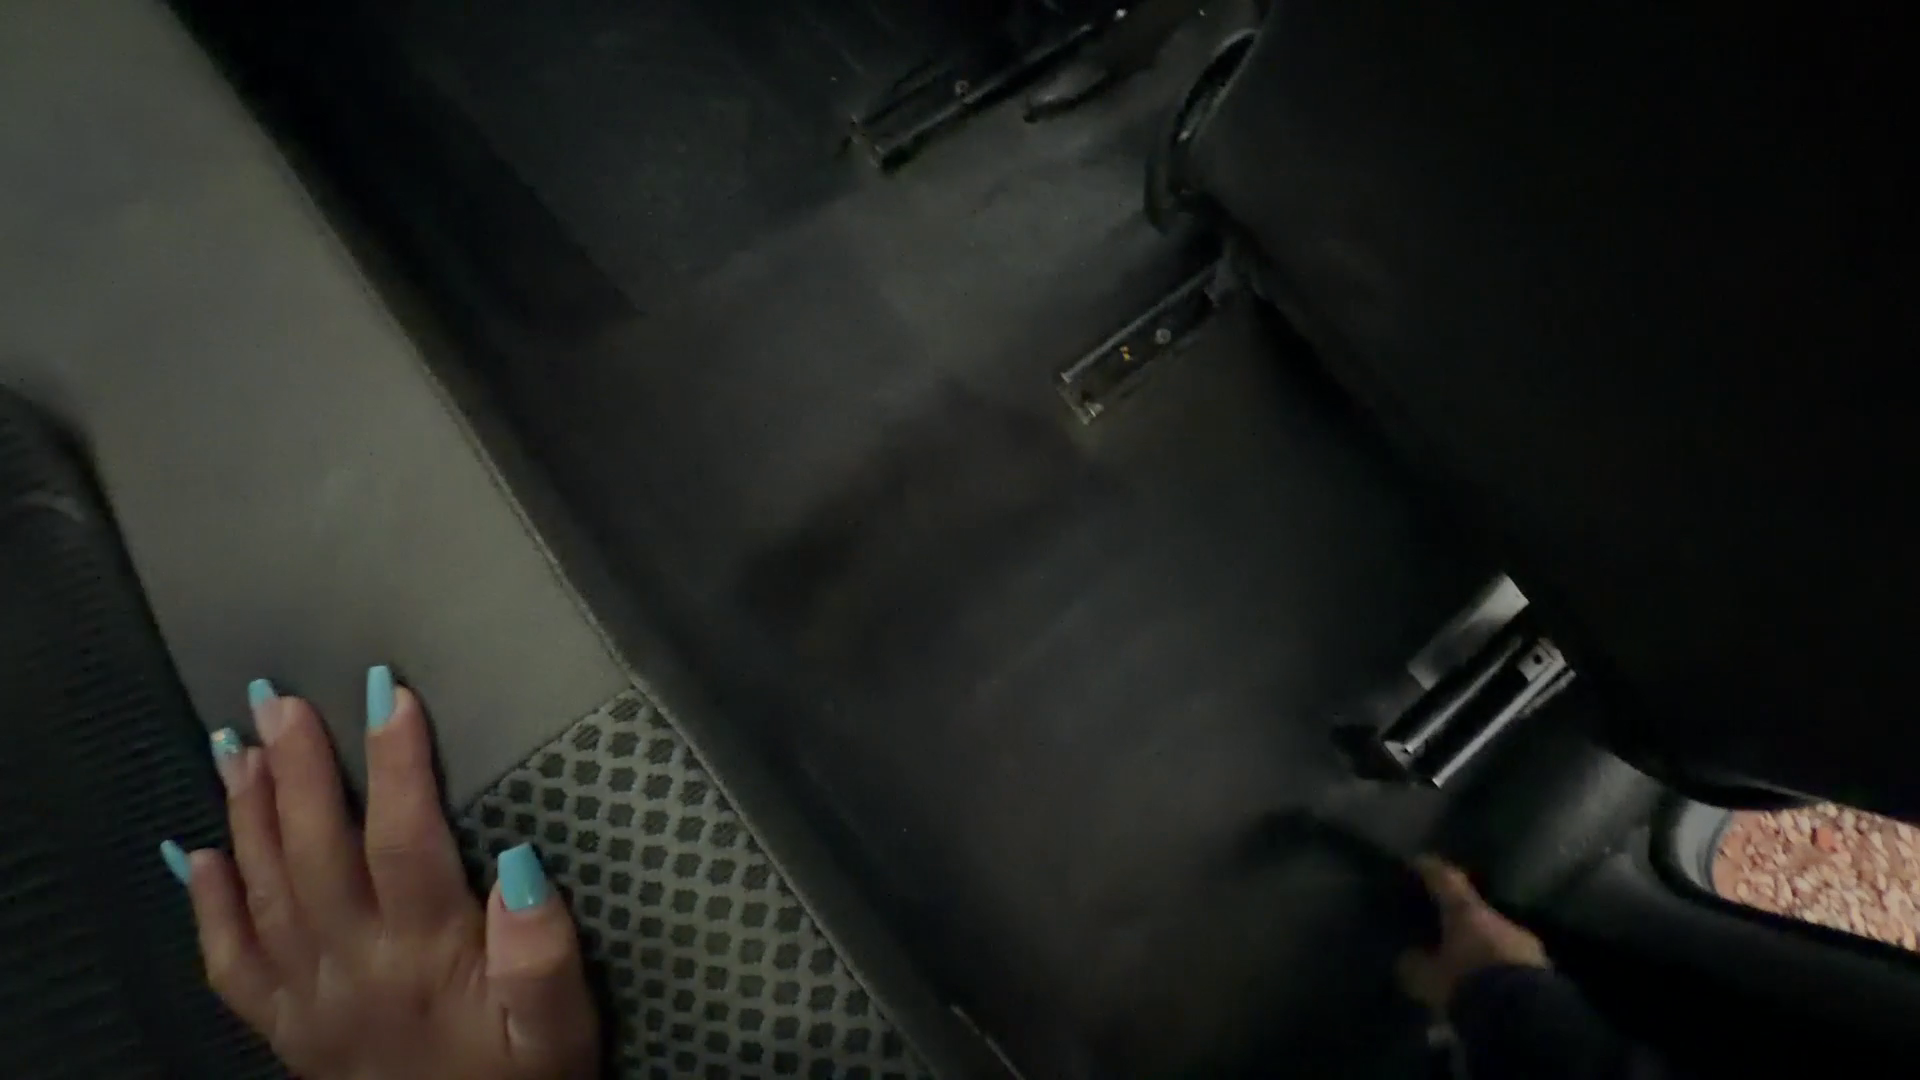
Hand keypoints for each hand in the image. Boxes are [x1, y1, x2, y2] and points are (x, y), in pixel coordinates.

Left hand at [160, 669, 599, 1079]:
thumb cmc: (526, 1076)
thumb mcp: (561, 1023)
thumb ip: (543, 950)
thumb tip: (519, 862)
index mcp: (422, 956)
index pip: (404, 840)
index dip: (398, 763)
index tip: (391, 694)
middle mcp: (350, 967)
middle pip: (317, 852)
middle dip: (301, 768)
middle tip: (279, 700)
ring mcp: (307, 998)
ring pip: (263, 890)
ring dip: (249, 812)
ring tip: (237, 746)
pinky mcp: (286, 1024)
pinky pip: (230, 959)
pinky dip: (208, 901)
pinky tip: (199, 853)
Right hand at [1396, 856, 1549, 1011]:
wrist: (1529, 1020)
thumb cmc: (1468, 983)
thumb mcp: (1427, 977)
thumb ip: (1414, 962)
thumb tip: (1407, 956)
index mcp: (1466, 910)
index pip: (1444, 877)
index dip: (1428, 869)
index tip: (1416, 863)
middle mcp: (1497, 918)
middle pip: (1472, 908)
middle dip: (1457, 918)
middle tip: (1440, 930)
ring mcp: (1525, 943)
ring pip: (1494, 936)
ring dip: (1480, 945)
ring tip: (1465, 962)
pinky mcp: (1545, 971)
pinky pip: (1511, 961)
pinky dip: (1497, 966)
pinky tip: (1487, 982)